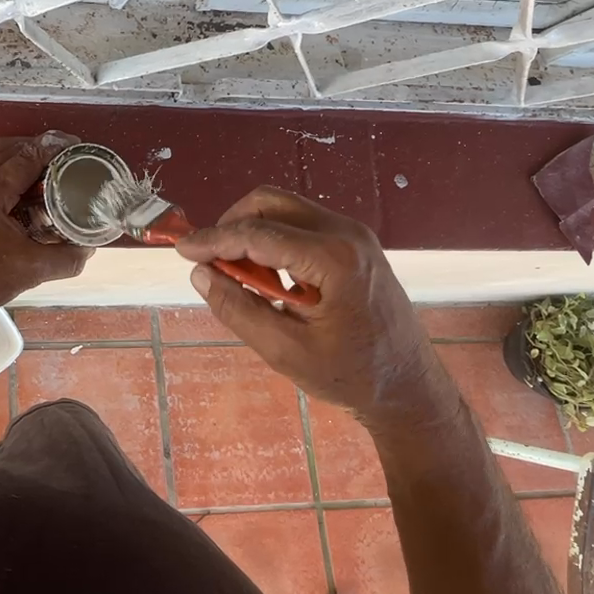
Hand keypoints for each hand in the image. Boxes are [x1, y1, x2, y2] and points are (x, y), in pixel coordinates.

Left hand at [0, 133, 93, 323]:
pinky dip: (7, 168)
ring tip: (48, 167)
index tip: (75, 147)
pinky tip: (25, 185)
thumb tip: (87, 247)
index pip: (27, 157)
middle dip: (38, 147)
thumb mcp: (32, 269)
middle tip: (64, 154)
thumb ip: (66, 257)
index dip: (54, 150)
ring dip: (21, 155)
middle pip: (10, 148)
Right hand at [175, 187, 450, 433]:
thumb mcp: (285, 351)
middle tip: (210, 260)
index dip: (213, 240)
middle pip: (270, 203)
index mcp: (333, 258)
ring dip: (252, 233)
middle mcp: (346, 233)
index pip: (257, 234)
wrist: (412, 390)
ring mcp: (354, 235)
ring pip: (284, 210)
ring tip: (241, 277)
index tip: (181, 250)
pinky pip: (300, 225)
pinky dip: (273, 241)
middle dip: (232, 226)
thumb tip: (200, 274)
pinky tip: (270, 280)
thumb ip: (238, 309)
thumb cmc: (351, 377)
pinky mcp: (354, 244)